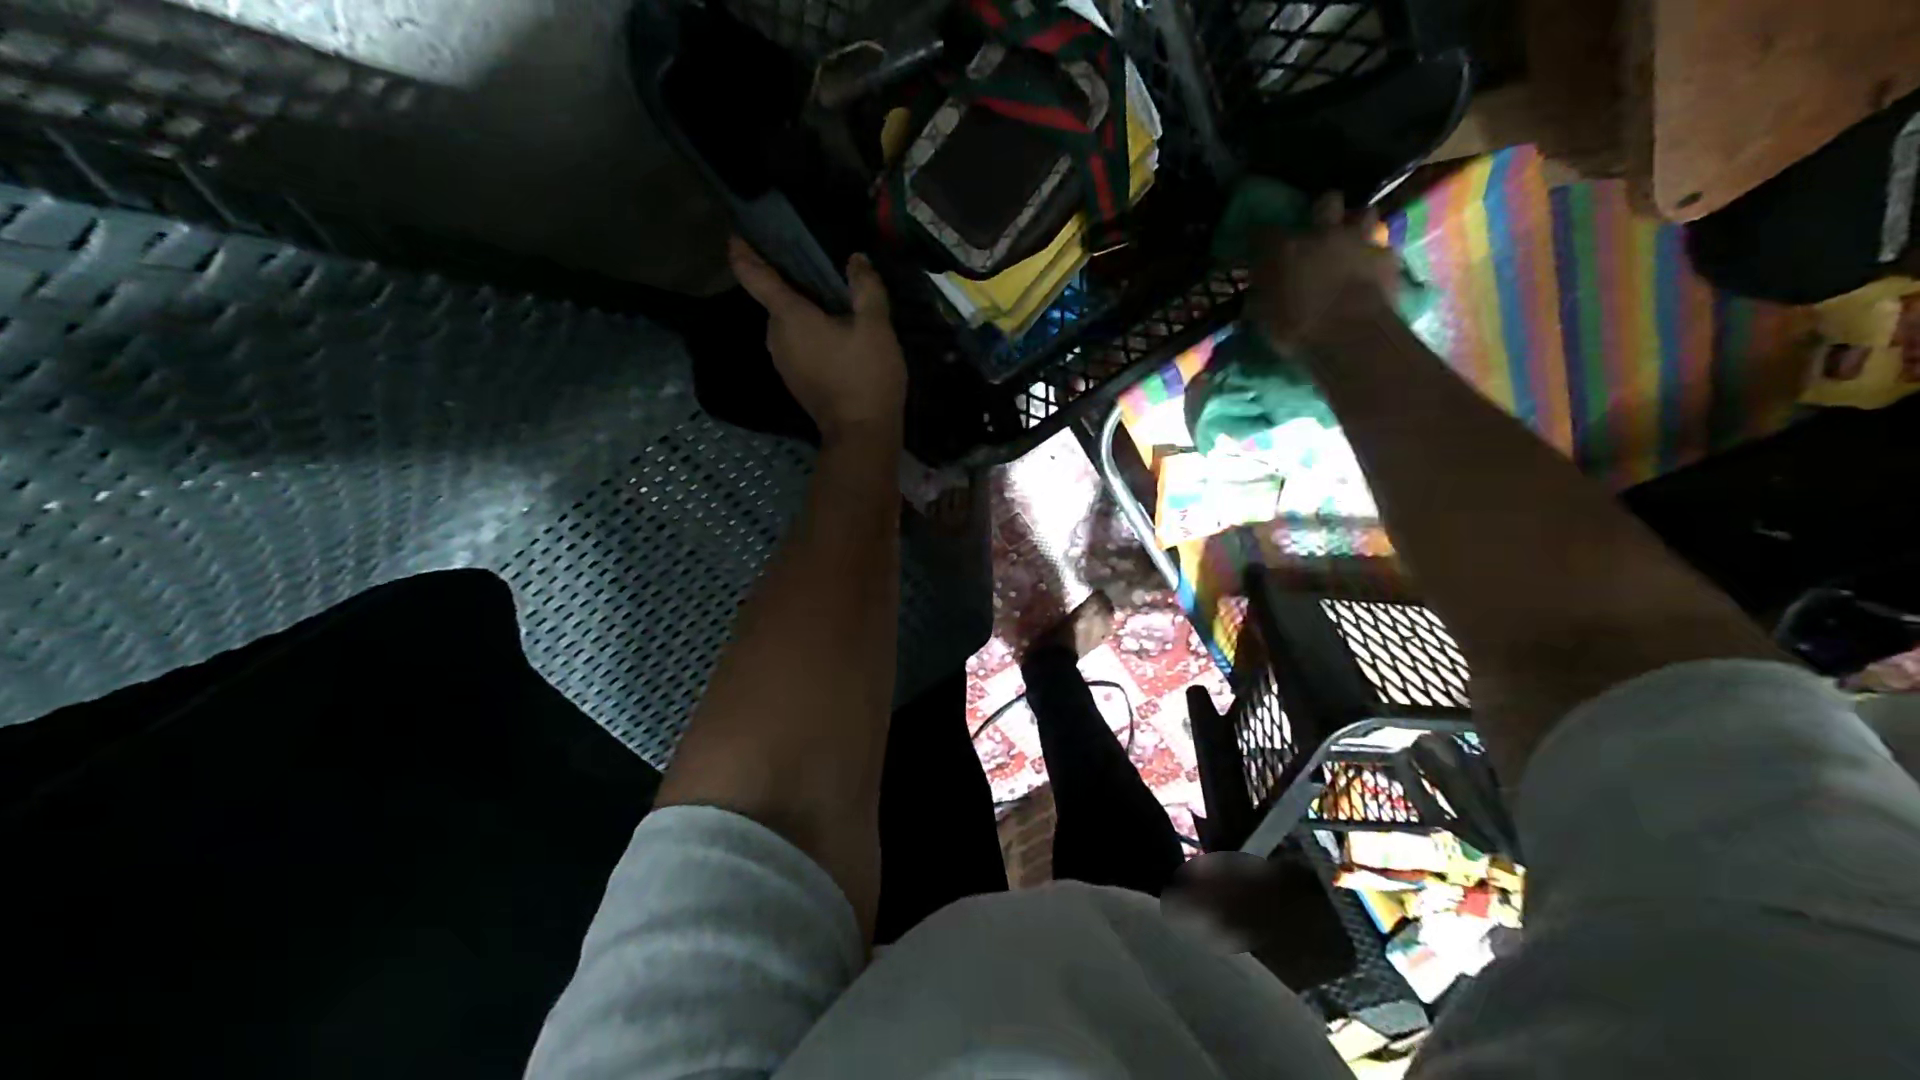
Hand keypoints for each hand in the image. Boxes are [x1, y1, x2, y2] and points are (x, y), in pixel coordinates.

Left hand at [727, 236, 907, 446]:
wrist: (861, 434)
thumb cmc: (865, 376)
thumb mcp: (875, 327)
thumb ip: (866, 287)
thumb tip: (856, 258)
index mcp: (789, 317)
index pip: (754, 276)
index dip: (743, 253)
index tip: (736, 235)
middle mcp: (776, 338)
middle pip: (774, 301)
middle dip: (785, 281)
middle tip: (808, 263)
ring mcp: (783, 363)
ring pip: (786, 325)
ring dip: (799, 310)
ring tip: (825, 297)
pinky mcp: (796, 381)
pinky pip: (796, 344)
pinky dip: (807, 332)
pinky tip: (832, 331)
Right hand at [1247, 192, 1399, 347]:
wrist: (1352, 339)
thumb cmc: (1298, 331)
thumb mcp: (1265, 318)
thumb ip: (1262, 296)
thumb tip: (1256, 292)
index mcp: (1285, 250)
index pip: (1263, 232)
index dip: (1261, 239)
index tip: (1259, 249)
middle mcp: (1323, 234)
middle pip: (1326, 202)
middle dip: (1322, 211)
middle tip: (1318, 230)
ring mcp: (1360, 241)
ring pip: (1364, 213)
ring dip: (1356, 225)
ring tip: (1350, 241)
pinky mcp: (1387, 257)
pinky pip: (1383, 247)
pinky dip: (1376, 256)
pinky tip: (1372, 268)